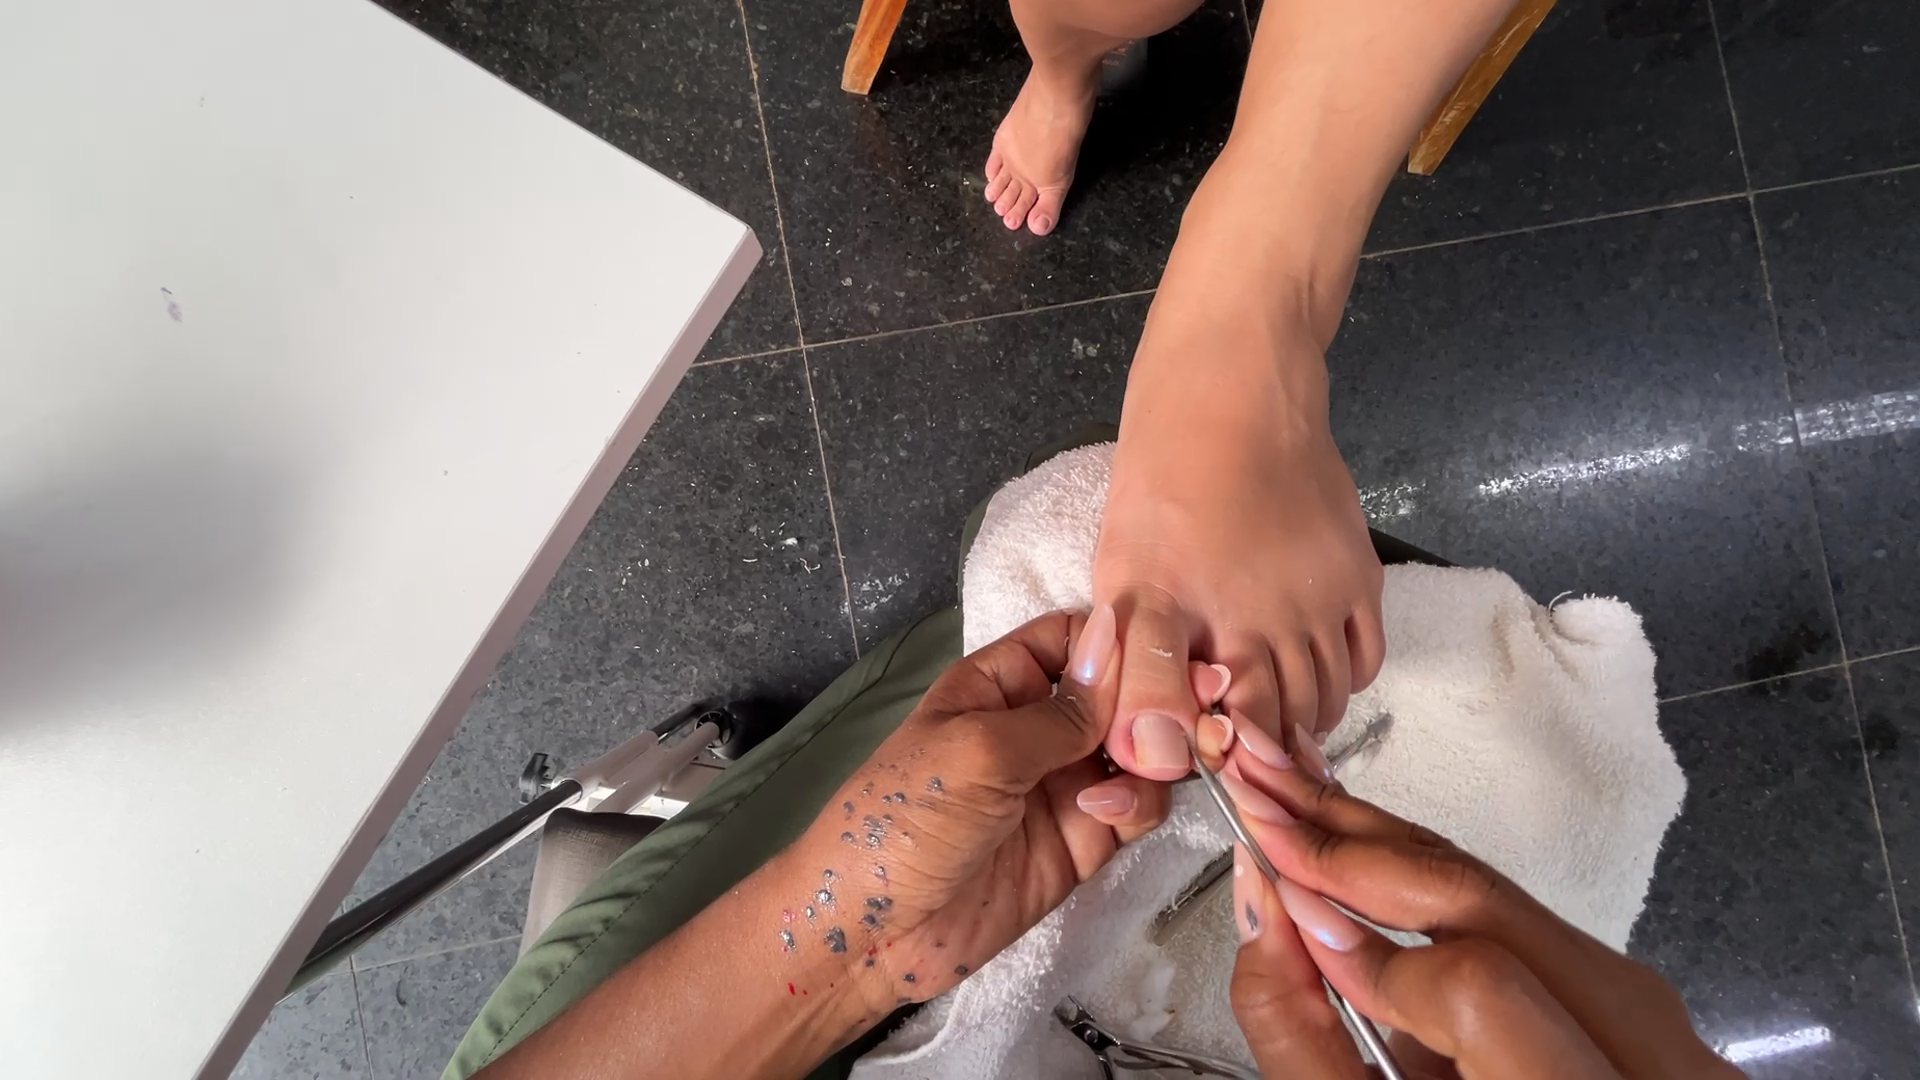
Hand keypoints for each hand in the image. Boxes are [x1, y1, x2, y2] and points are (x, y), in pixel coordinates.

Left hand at [772, 610, 1169, 1016]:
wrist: (878, 934)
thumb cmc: (908, 815)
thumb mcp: (978, 750)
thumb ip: (1058, 710)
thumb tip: (1117, 638)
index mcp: (1001, 682)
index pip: (1072, 637)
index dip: (1118, 638)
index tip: (1168, 649)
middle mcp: (1038, 723)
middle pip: (1116, 691)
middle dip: (1151, 698)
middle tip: (1189, 711)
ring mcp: (1062, 780)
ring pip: (1137, 747)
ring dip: (1152, 751)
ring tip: (1148, 763)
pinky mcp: (1082, 836)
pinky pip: (1135, 804)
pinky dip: (1138, 800)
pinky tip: (1105, 809)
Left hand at [1098, 291, 1384, 779]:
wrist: (1230, 396)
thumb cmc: (1161, 483)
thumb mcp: (1126, 573)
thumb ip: (1138, 663)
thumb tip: (1148, 749)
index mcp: (1221, 632)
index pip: (1240, 737)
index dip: (1226, 764)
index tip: (1207, 767)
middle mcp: (1288, 628)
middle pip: (1290, 724)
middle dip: (1261, 748)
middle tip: (1235, 754)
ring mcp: (1331, 601)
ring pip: (1329, 696)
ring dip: (1299, 718)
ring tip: (1268, 723)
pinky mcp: (1361, 572)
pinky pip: (1367, 656)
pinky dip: (1343, 681)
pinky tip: (1311, 676)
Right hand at [1215, 735, 1734, 1078]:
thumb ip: (1297, 1026)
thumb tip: (1260, 895)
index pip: (1479, 990)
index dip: (1366, 948)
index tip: (1279, 901)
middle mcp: (1658, 1064)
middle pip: (1484, 899)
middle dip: (1349, 841)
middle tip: (1260, 793)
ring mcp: (1657, 1022)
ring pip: (1491, 885)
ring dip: (1372, 842)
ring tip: (1291, 804)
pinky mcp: (1625, 991)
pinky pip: (1500, 902)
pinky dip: (1410, 870)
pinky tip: (1352, 845)